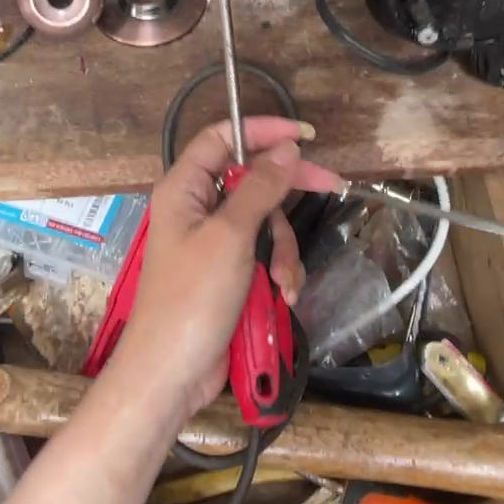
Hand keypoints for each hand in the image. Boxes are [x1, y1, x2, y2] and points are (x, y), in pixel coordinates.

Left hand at [108, 117, 339, 416]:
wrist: (172, 373)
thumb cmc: (192, 298)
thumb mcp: (230, 235)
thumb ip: (260, 187)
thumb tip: (287, 148)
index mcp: (184, 187)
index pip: (223, 138)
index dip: (261, 130)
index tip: (303, 134)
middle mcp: (197, 207)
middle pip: (252, 179)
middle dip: (288, 191)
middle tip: (331, 184)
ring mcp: (214, 241)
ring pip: (265, 221)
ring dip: (283, 248)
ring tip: (283, 280)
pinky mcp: (228, 272)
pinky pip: (263, 254)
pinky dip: (278, 272)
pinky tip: (283, 296)